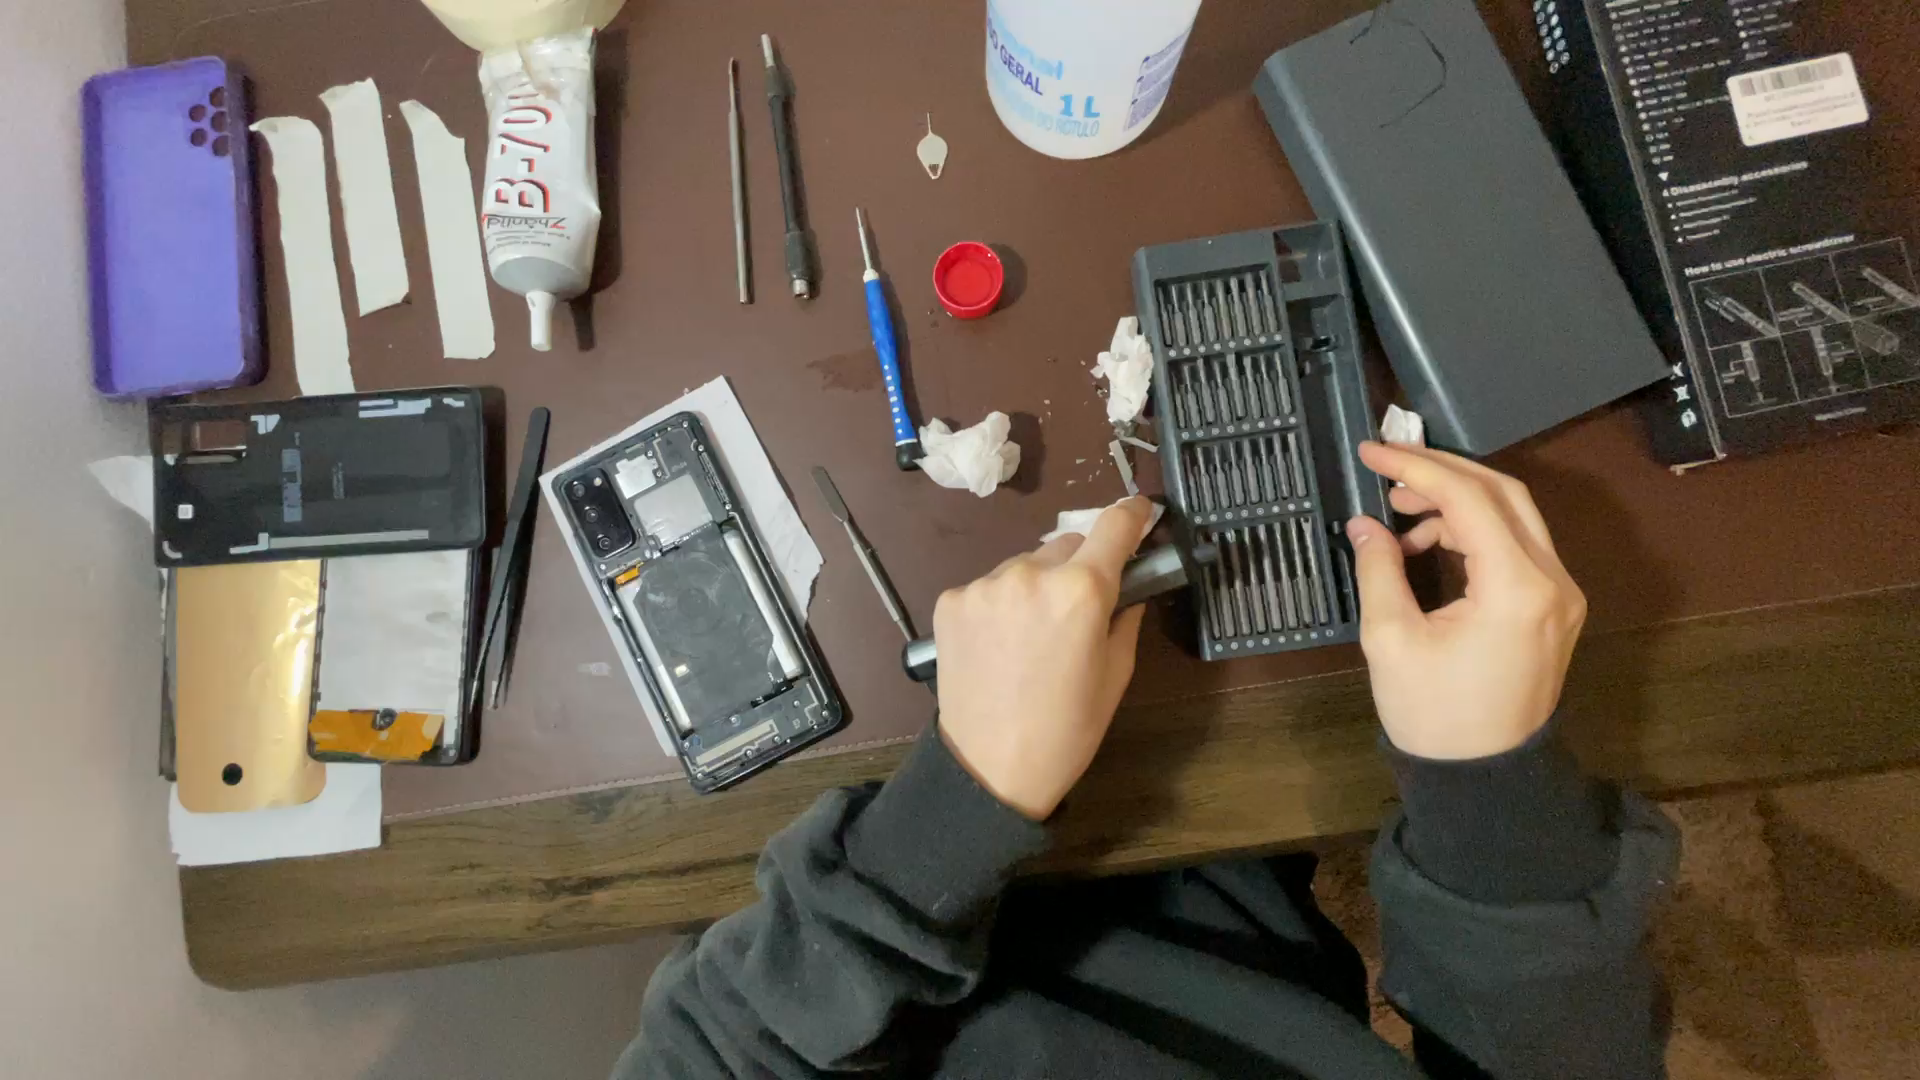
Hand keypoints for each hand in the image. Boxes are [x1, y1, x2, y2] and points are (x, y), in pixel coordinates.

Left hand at [933, 497, 1154, 819]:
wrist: (989, 769)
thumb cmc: (1067, 730)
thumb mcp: (1115, 674)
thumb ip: (1125, 616)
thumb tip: (1128, 585)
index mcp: (1081, 590)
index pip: (1114, 524)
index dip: (1133, 515)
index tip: (1139, 515)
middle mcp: (1030, 572)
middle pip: (1067, 544)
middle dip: (1078, 567)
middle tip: (1075, 610)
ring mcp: (984, 584)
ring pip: (1024, 564)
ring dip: (1035, 584)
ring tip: (1028, 635)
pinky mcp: (951, 599)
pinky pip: (988, 587)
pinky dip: (998, 604)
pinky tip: (996, 643)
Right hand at [1346, 443, 1586, 760]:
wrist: (1483, 773)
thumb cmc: (1430, 710)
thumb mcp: (1390, 637)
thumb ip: (1379, 569)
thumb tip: (1365, 524)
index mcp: (1515, 587)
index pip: (1470, 499)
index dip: (1415, 468)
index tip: (1369, 452)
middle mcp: (1552, 580)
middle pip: (1504, 493)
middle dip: (1440, 471)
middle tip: (1385, 469)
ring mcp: (1558, 592)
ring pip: (1512, 514)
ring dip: (1454, 500)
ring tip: (1397, 514)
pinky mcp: (1549, 605)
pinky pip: (1512, 544)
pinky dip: (1468, 530)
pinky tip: (1425, 546)